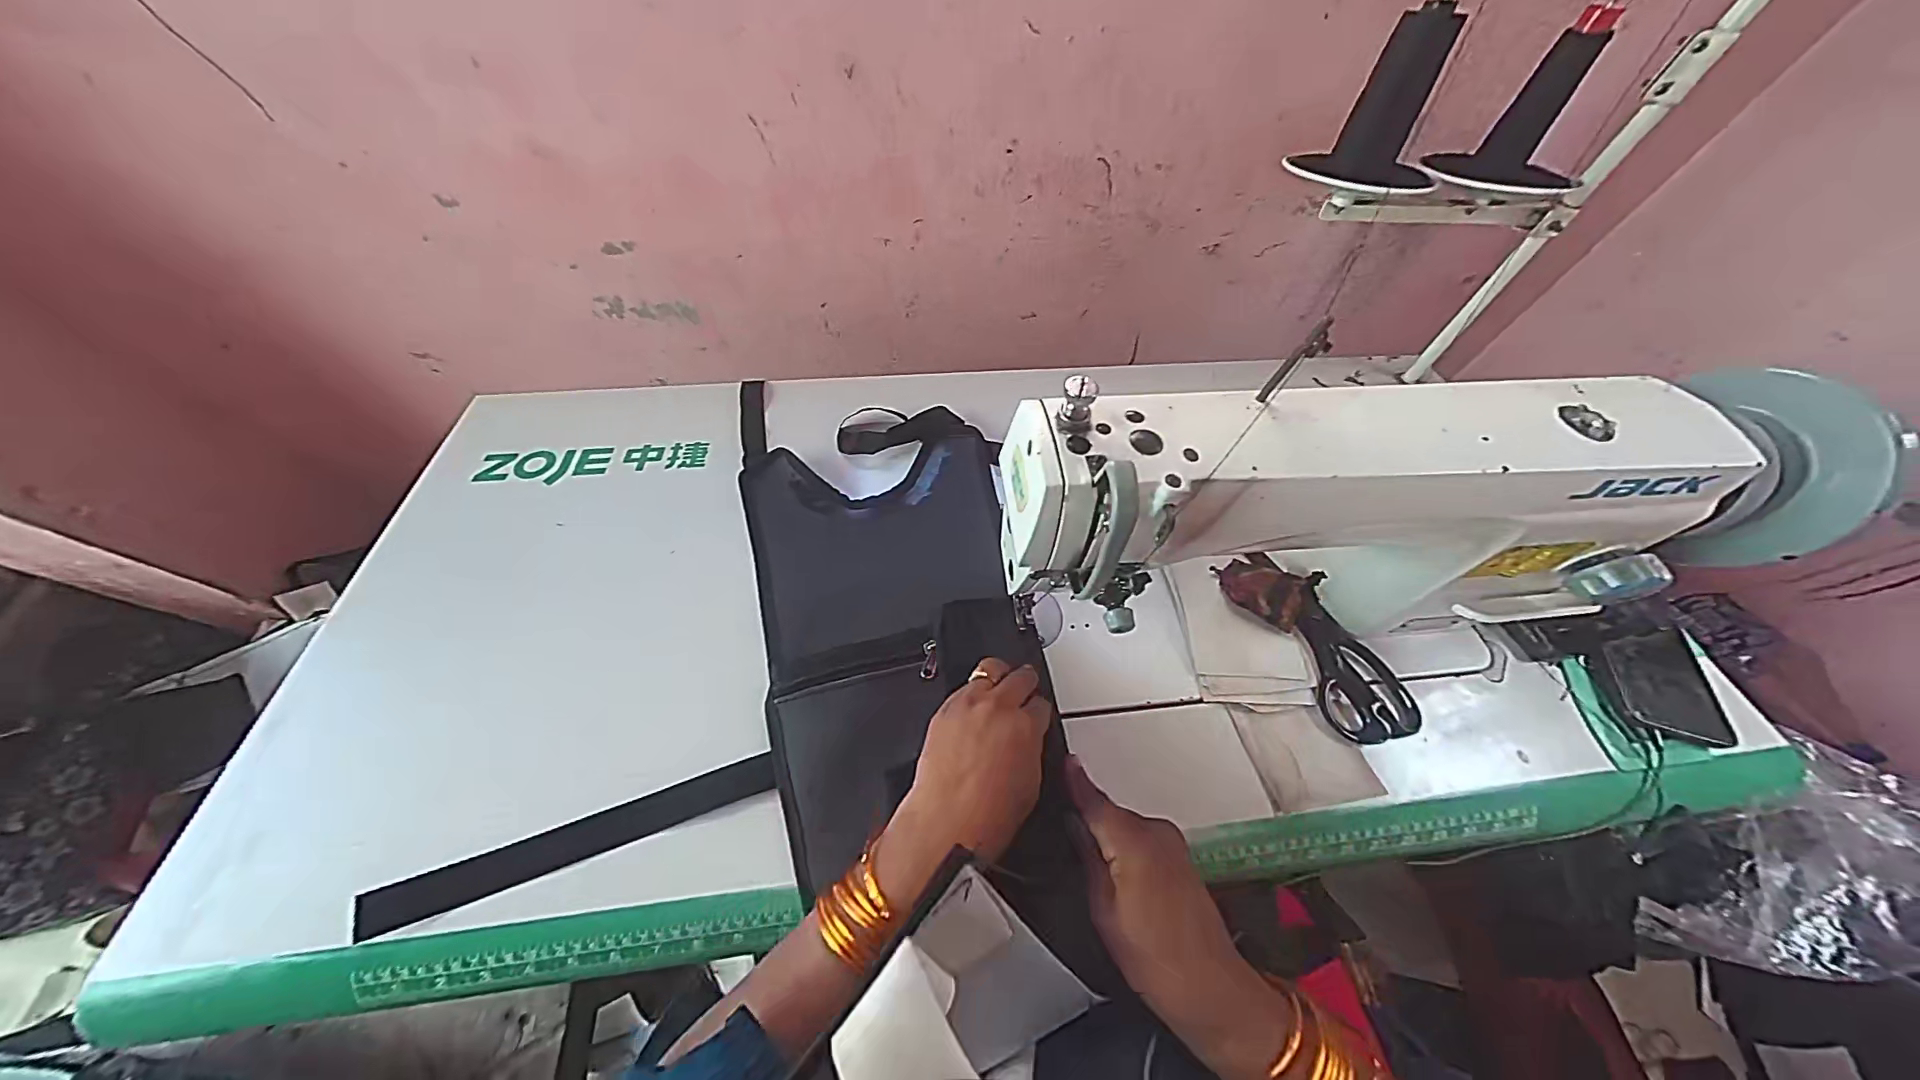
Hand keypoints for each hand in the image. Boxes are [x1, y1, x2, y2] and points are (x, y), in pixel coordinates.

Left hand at [876, 658, 1050, 904]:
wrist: (947, 822)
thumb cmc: (987, 814)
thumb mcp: (1032, 783)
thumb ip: (1033, 749)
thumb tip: (1030, 741)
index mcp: (1026, 726)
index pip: (1042, 704)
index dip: (1040, 711)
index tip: (1036, 715)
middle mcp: (998, 708)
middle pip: (1020, 676)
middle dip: (1026, 683)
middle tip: (1026, 689)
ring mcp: (969, 705)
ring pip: (989, 669)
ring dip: (998, 678)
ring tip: (1000, 684)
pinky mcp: (944, 709)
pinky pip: (962, 687)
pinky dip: (971, 692)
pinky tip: (973, 704)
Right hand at [1067, 757, 1292, 1079]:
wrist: (1208, 986)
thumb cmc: (1158, 959)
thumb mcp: (1102, 910)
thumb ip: (1086, 858)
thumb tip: (1074, 827)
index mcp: (1135, 842)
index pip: (1095, 801)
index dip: (1076, 782)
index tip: (1065, 762)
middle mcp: (1158, 834)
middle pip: (1110, 814)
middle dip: (1089, 823)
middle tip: (1069, 846)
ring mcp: (1173, 843)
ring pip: (1126, 827)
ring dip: (1109, 838)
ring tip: (1098, 877)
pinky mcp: (1181, 855)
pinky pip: (1143, 838)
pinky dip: (1127, 847)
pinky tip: (1121, 879)